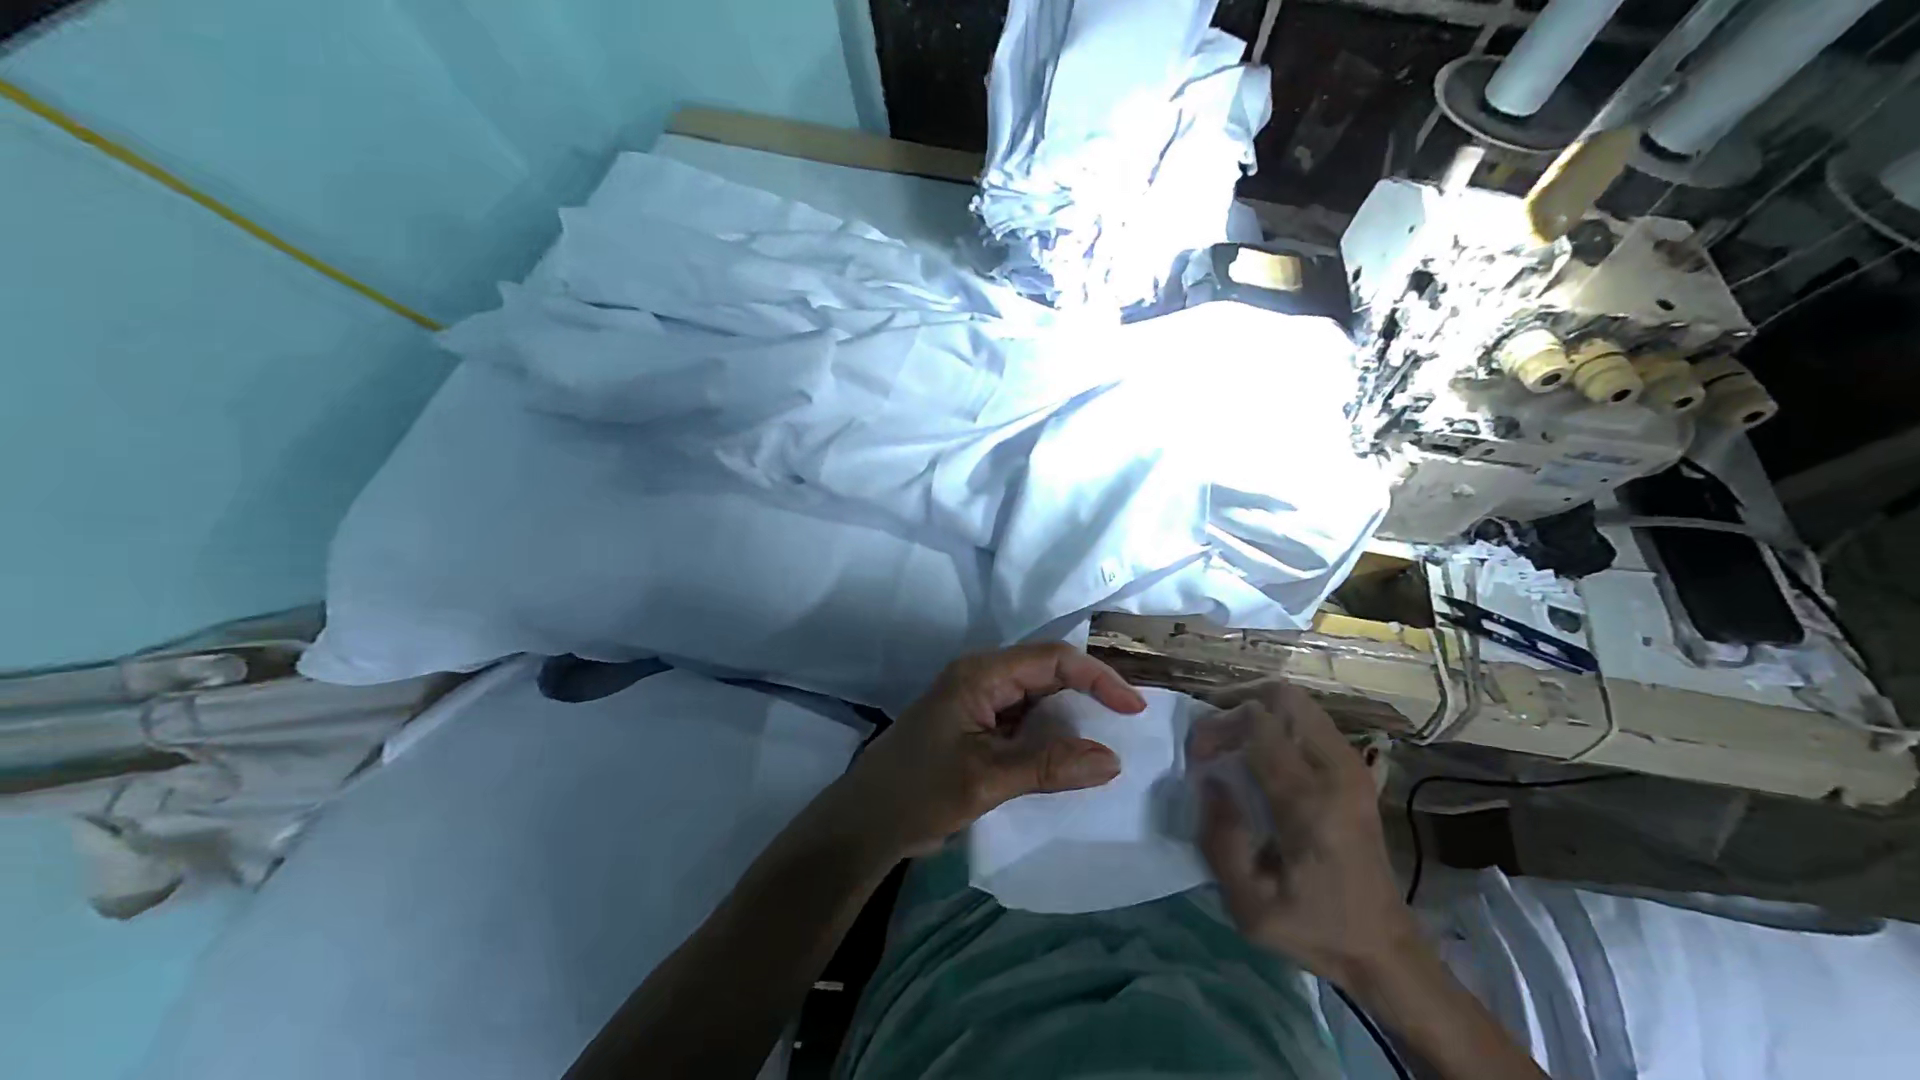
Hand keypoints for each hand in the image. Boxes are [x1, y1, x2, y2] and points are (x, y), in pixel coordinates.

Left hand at [827, 643, 1146, 858]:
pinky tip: (1073, 762)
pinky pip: (1025, 724)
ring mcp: (979, 705)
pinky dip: (1052, 740)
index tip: (1134, 710)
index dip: (1097, 679)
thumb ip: (1048, 765)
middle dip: (1089, 696)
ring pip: (1039, 701)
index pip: (1052, 660)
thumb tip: (1112, 760)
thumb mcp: (985, 779)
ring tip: (1111, 743)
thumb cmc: (916, 792)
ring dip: (1072, 720)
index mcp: (980, 675)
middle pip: (1048, 675)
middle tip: (1129, 727)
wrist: (864, 824)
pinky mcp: (977, 730)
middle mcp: (982, 680)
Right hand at [1192, 682, 1417, 985]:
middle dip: (1236, 702)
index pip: (1259, 723)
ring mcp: (1352, 766)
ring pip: (1298, 702)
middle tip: (1209, 733)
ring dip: (1255, 708)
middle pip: (1283, 696)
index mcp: (1310, 801)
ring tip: (1227, 737)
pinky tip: (1255, 749)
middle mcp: (1337, 771)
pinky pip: (1309, 720)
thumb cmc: (1313, 927)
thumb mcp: (1248, 904)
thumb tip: (1208, 779)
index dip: (1216, 726)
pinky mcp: (1355, 770)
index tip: (1195, 756)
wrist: (1383, 947)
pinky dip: (1275, 720)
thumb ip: (1220, 838)